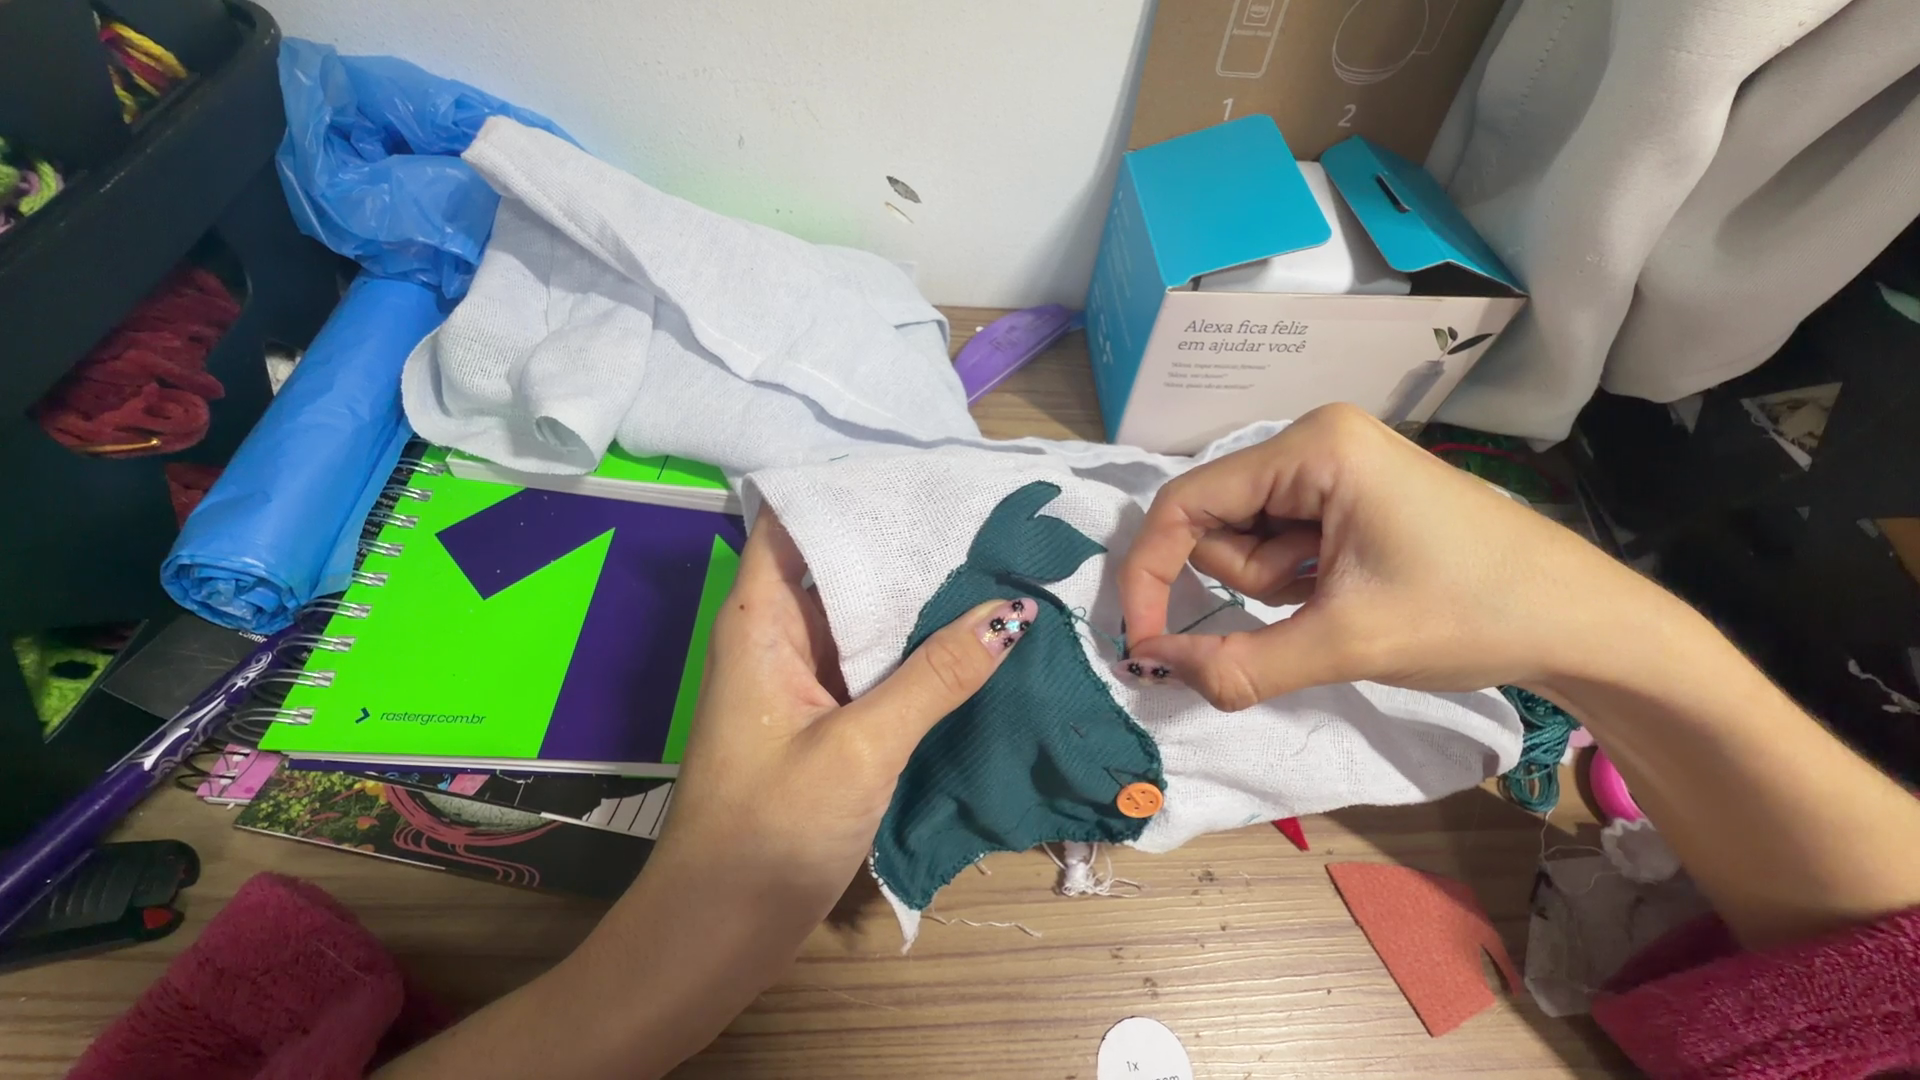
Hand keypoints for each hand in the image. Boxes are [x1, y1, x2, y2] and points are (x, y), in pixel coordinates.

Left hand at [375, 513, 1030, 1079]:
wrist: (718, 933)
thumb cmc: (771, 830)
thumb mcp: (860, 746)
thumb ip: (934, 676)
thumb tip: (1008, 614)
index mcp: (762, 620)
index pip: (795, 521)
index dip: (848, 489)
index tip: (917, 470)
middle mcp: (779, 637)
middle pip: (840, 565)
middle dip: (900, 539)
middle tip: (977, 510)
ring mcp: (803, 679)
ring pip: (862, 616)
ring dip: (914, 594)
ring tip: (988, 557)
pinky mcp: (826, 718)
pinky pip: (873, 663)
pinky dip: (915, 646)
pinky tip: (970, 635)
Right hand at [1117, 403, 1668, 708]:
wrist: (1585, 625)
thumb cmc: (1471, 615)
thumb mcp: (1344, 644)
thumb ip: (1236, 663)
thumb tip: (1149, 668)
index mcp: (1312, 446)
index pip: (1185, 503)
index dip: (1150, 573)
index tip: (1142, 643)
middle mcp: (1311, 439)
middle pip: (1215, 521)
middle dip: (1246, 581)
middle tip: (1311, 609)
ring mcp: (1328, 466)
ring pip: (1243, 537)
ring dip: (1272, 586)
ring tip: (1341, 600)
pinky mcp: (1342, 495)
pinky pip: (1276, 542)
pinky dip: (1292, 582)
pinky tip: (1348, 592)